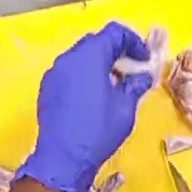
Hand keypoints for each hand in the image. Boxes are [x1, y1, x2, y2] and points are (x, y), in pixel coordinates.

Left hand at [18, 23, 154, 191]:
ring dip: (98, 65)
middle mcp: (68, 59)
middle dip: (115, 51)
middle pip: (95, 42)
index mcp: (90, 56)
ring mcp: (54, 74)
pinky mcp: (47, 90)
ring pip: (80, 58)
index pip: (115, 32)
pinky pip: (68, 74)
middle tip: (129, 70)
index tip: (144, 60)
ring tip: (111, 86)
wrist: (63, 159)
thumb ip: (135, 86)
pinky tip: (92, 98)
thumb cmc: (97, 132)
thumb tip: (142, 77)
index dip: (134, 41)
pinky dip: (83, 77)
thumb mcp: (124, 108)